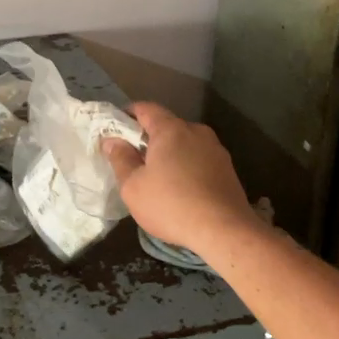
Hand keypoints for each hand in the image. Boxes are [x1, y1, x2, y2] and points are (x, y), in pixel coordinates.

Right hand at [102, 102, 264, 255]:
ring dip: (169, 153)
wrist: (224, 230)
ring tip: (158, 177)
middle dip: (148, 137)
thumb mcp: (133, 186)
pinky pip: (199, 158)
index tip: (115, 130)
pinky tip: (181, 188)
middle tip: (133, 158)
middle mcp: (196, 131)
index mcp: (171, 129)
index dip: (127, 115)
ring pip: (185, 143)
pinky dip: (186, 166)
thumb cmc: (171, 205)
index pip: (145, 109)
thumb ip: (120, 159)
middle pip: (166, 125)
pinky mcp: (227, 168)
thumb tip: (112, 140)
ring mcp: (215, 149)